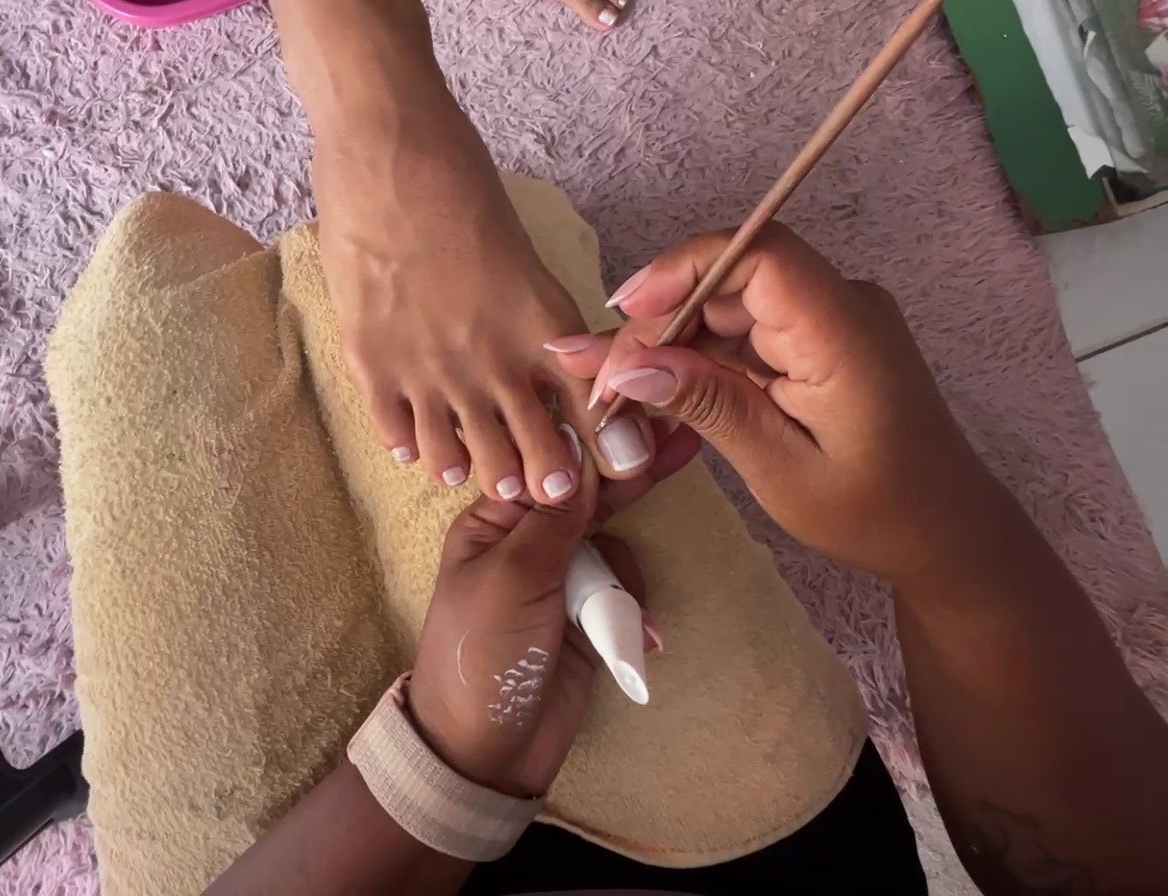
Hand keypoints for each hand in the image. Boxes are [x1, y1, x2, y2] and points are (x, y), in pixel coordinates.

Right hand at [312, 87, 658, 504]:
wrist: (387, 153)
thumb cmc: (461, 182)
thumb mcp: (520, 250)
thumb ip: (530, 313)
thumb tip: (536, 353)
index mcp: (542, 329)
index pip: (586, 412)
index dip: (599, 450)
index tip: (599, 467)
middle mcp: (493, 363)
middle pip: (531, 451)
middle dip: (542, 479)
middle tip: (538, 486)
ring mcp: (432, 370)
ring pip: (464, 456)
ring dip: (477, 469)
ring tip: (474, 473)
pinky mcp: (374, 363)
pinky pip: (398, 431)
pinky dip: (411, 446)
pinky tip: (414, 450)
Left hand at [405, 423, 693, 797]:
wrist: (485, 752)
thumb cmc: (484, 651)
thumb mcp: (514, 576)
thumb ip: (556, 517)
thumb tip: (583, 450)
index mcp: (497, 519)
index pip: (552, 464)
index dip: (596, 440)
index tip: (639, 415)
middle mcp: (530, 540)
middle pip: (590, 497)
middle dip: (631, 478)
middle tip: (682, 441)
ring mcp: (560, 578)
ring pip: (614, 547)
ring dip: (618, 580)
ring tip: (608, 615)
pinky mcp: (586, 616)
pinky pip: (621, 592)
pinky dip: (627, 612)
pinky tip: (630, 638)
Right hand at [550, 225, 1022, 588]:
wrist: (943, 531)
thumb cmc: (873, 512)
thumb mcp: (781, 470)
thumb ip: (708, 406)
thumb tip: (630, 366)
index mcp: (842, 332)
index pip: (759, 256)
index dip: (683, 267)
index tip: (624, 309)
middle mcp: (835, 306)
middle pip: (725, 282)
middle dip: (654, 323)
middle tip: (596, 375)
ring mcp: (821, 320)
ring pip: (722, 306)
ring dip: (664, 342)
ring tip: (607, 383)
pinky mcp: (808, 339)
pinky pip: (737, 331)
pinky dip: (691, 357)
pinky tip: (647, 383)